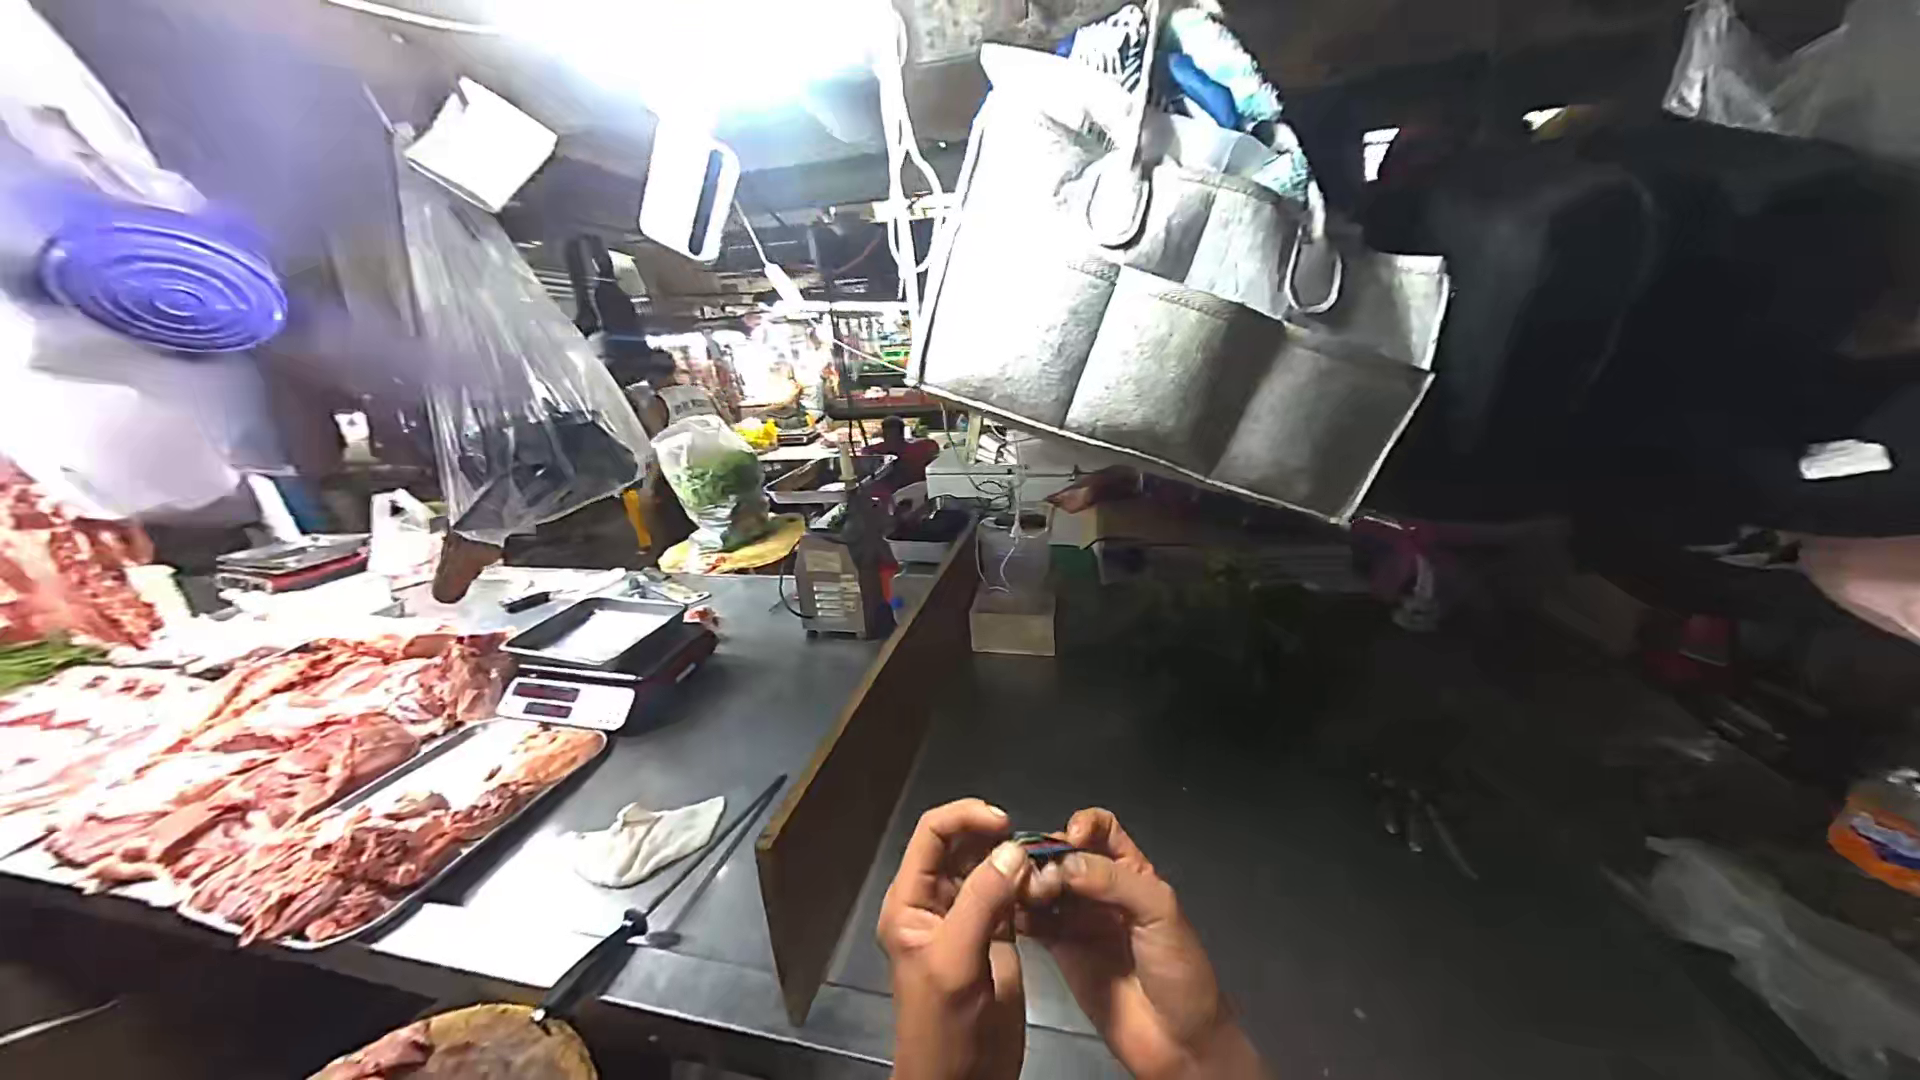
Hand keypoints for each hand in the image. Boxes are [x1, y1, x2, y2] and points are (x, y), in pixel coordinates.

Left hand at [878, 798, 1030, 1079]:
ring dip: (1012, 859)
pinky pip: (1007, 891)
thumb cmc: (945, 1028)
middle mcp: (934, 898)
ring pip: (986, 864)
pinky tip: (1041, 885)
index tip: (1004, 821)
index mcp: (910, 898)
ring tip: (1038, 866)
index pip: (932, 834)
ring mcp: (964, 914)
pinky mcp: (992, 931)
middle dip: (992, 836)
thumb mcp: (957, 961)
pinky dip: (1024, 883)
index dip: (964, 817)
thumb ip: (983, 900)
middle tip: (1027, 844)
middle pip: (960, 843)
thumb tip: (1014, 849)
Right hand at [1021, 809, 1264, 1079]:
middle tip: (1037, 873)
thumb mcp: (1159, 910)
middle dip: (1048, 855)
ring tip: (1021, 891)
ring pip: (1045, 882)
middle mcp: (1099, 886)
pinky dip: (1019, 911)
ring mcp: (1078, 916)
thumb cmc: (1181, 969)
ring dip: (1029, 880)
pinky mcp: (1060, 947)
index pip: (1101, 828)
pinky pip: (1034, 920)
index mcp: (1129, 869)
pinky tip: (1012, 910)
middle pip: (1064, 853)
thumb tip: (1063, 864)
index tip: (1071, 837)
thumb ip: (1113, 879)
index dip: (1084, 824)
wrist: (1180, 1044)